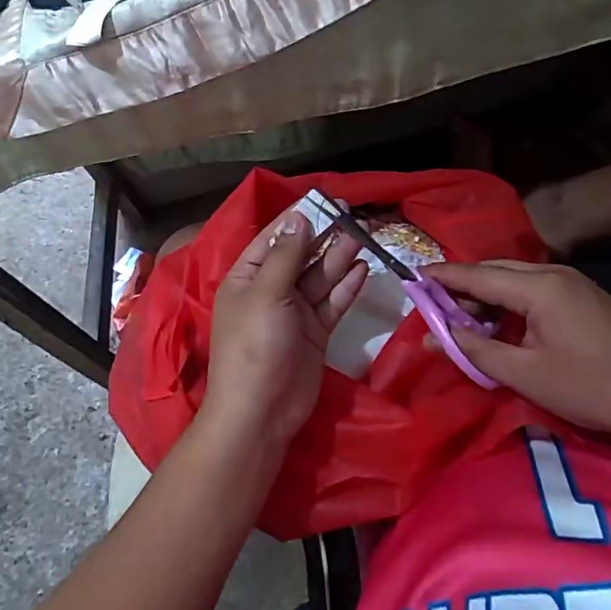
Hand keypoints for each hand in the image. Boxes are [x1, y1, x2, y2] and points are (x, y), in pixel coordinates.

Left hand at [201, 211, 368, 447]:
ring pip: (320, 276)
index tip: (324, 198)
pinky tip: (363, 268)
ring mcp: (295, 311)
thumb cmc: (254, 344)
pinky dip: (347, 286)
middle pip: (301, 255)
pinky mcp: (316, 331)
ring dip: (339, 256)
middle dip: (324, 234)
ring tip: (362, 235)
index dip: (298, 217)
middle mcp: (271, 289)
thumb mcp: (266, 292)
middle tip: (352, 212)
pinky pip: (333, 302)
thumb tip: (298, 218)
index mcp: (247, 276)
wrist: (261, 411)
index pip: (273, 237)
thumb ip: (286, 255)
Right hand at [423, 261, 610, 438]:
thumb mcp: (529, 375)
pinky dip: (510, 303)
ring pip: (515, 280)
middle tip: (434, 310)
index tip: (411, 278)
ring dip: (487, 296)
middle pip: (495, 271)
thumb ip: (478, 352)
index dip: (442, 278)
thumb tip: (436, 338)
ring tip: (463, 323)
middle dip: (462, 287)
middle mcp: (553, 273)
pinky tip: (503, 327)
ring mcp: (573, 283)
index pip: (476, 275)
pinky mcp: (585, 297)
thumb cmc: (597, 387)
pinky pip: (534, 290)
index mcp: (538, 286)